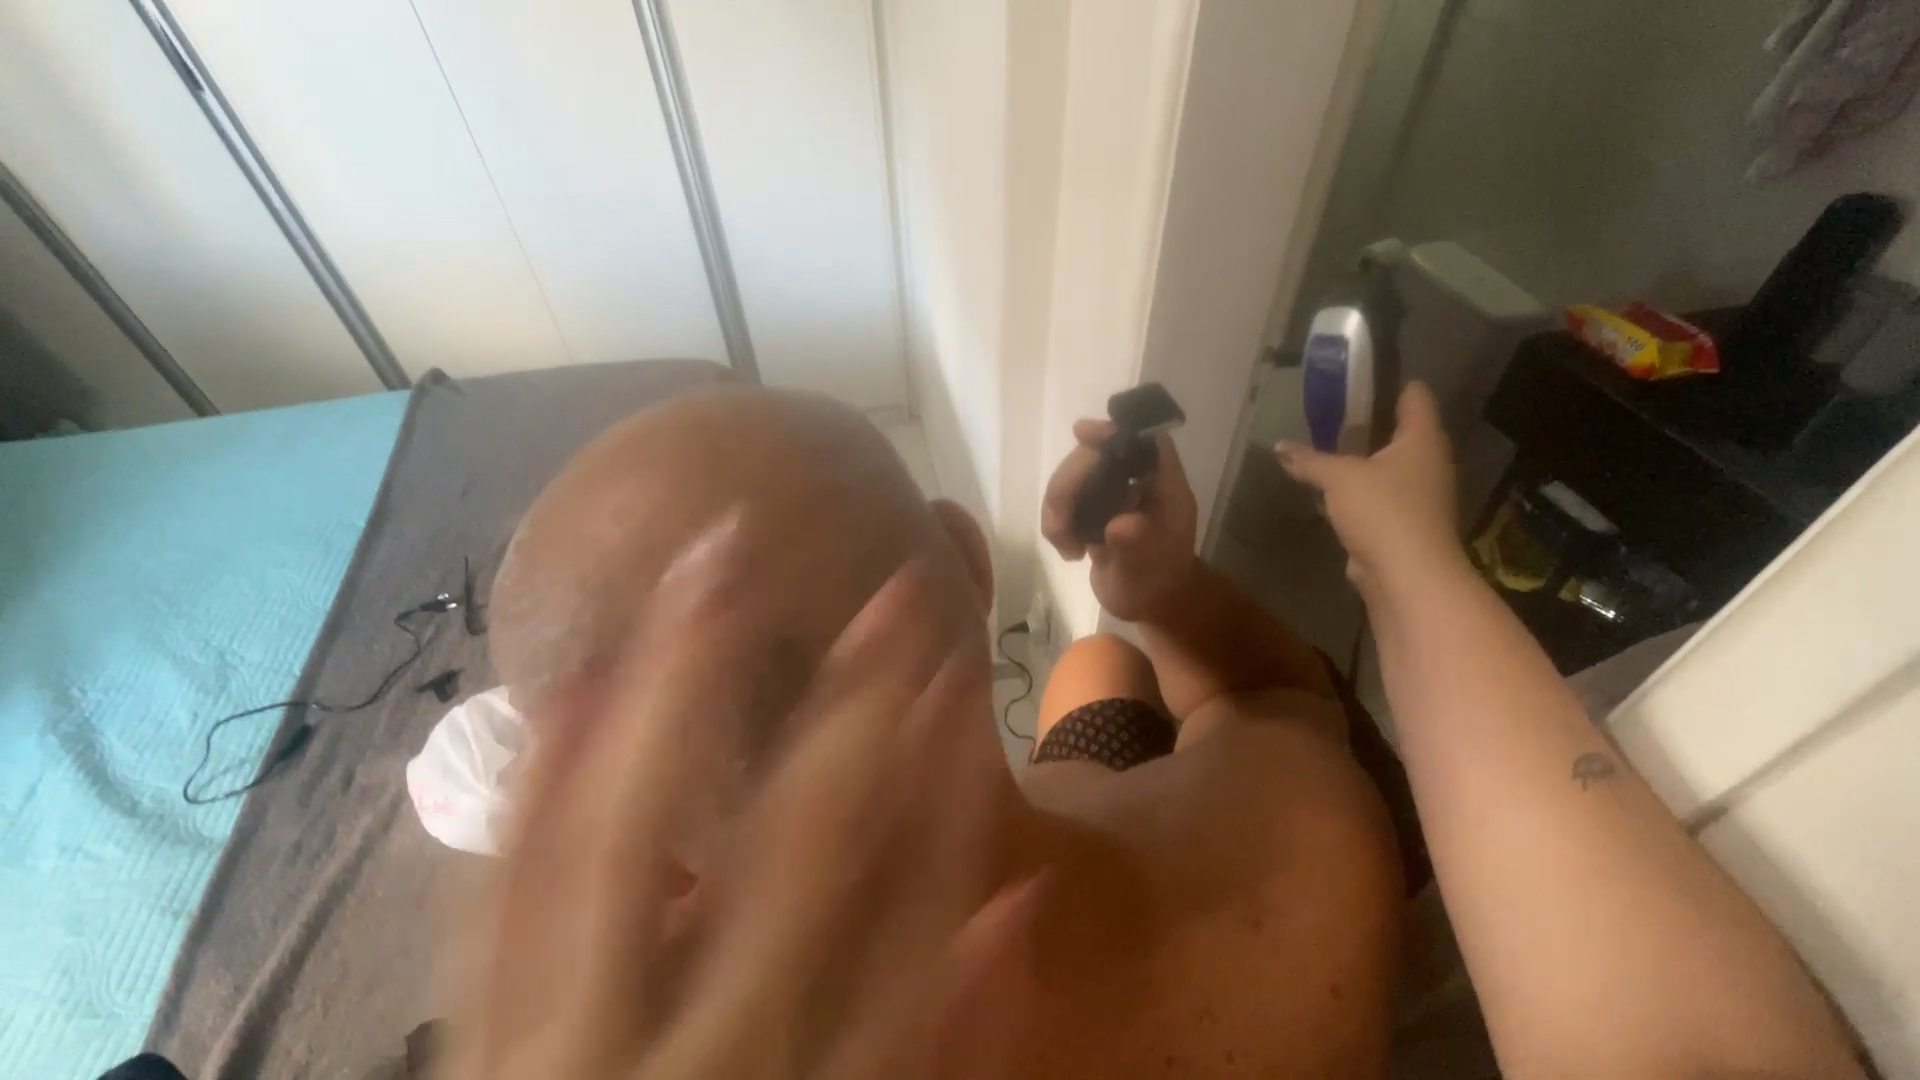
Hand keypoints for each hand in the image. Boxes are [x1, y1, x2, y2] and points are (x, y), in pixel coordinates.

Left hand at [447, 516, 1042, 1079]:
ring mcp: (556, 1041)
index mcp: (791, 1079)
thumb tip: (1026, 903)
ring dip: (675, 690)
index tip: (966, 674)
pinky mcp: (479, 1041)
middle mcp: (677, 1048)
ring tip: (705, 567)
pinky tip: (566, 678)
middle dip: (845, 702)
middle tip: (879, 583)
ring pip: (619, 839)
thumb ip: (955, 1040)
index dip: (945, 785)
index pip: (900, 914)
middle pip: (781, 851)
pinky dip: (536, 782)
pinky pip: (496, 900)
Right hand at [1041, 420, 1198, 621]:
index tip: (1081, 433)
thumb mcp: (1153, 566)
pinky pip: (1062, 500)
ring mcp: (1111, 491)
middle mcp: (1135, 478)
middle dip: (1068, 485)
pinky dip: (1056, 523)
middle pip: (1093, 456)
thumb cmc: (1160, 580)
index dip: (1112, 432)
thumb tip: (1119, 526)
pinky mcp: (1090, 507)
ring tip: (1066, 546)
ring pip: (1071, 478)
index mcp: (1162, 483)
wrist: (1148, 601)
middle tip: (1060, 525)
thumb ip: (1138, 543)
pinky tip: (1069, 549)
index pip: (1141, 441)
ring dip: (1057, 507)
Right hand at [1275, 381, 1462, 591]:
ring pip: (1388, 466)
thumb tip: (1279, 447)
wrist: (1407, 574)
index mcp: (1423, 438)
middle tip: (1330, 414)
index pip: (1414, 395)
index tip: (1357, 378)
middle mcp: (1428, 461)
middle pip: (1401, 430)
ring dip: (1362, 460)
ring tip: (1324, 449)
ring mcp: (1420, 494)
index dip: (1390, 382)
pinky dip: (1359, 491)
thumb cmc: (1382, 510)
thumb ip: (1309, 459)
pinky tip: (1331, 490)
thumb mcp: (1338, 477)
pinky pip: (1380, 495)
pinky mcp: (1405, 522)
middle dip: (1368, 422)